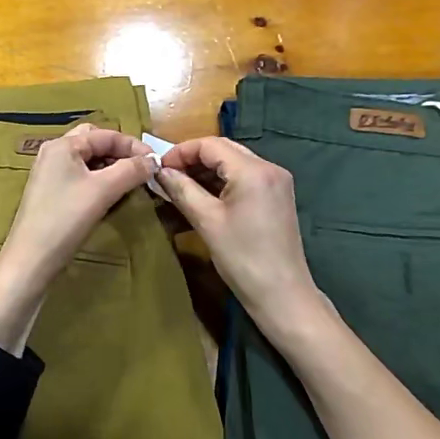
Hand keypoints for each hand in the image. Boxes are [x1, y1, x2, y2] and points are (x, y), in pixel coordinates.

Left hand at [0, 124, 155, 353]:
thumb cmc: (66, 218)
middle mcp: (53, 154)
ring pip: (87, 162)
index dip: (133, 145)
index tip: (156, 162)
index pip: (106, 134)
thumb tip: (153, 160)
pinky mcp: (50, 195)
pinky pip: (80, 178)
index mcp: (63, 145)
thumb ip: (131, 170)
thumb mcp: (103, 190)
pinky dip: (99, 181)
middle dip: (120, 153)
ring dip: (111, 168)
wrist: (31, 260)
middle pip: (94, 143)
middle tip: (141, 169)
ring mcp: (50, 175)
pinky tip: (111, 196)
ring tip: (131, 182)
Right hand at [156, 137, 321, 322]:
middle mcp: (269, 168)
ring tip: (179, 186)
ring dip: (205, 170)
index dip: (180, 152)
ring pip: (233, 163)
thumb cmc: (242, 258)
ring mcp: (276, 182)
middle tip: (166, 176)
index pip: (210, 144)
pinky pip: (244, 178)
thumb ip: (182, 190)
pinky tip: (202, 195)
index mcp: (253, 170)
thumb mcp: (206, 221)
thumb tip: (160, 172)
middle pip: (223, 149)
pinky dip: (221, 182)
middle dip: (192, 159)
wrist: (281, 294)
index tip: (158, 168)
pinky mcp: (277, 196)